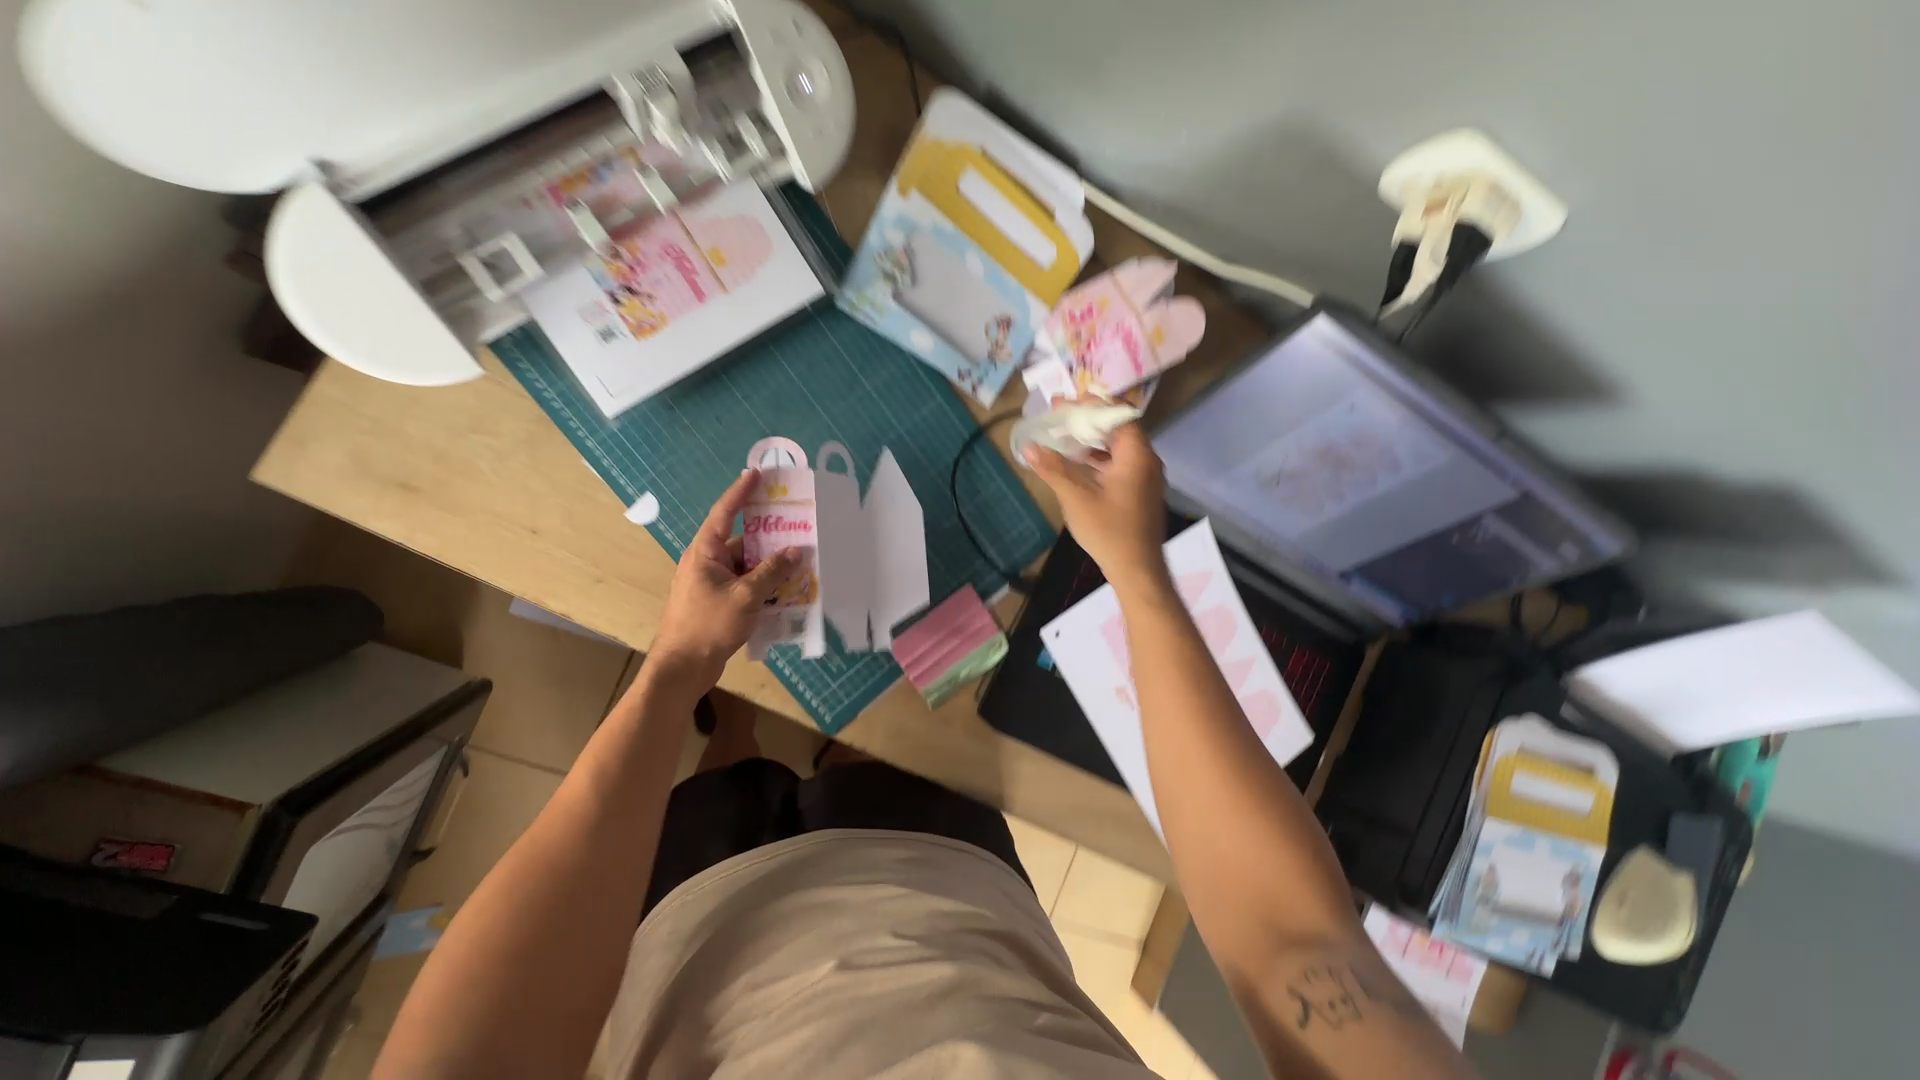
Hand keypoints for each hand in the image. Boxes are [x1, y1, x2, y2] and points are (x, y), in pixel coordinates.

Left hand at [650, 470, 797, 687]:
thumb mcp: (745, 596)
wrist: (682, 667)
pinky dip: (765, 585)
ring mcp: (712, 584)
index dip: (741, 492)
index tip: (758, 474)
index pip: (725, 512)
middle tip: (798, 522)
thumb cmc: (708, 625)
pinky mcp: (719, 603)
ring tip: (802, 559)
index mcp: (705, 551)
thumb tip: (796, 551)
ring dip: (771, 564)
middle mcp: (707, 562)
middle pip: (742, 540)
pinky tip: (788, 590)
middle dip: (770, 534)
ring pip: (747, 565)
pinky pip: (746, 585)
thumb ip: (772, 572)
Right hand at [1024, 422, 1168, 593]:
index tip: (1062, 403)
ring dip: (1092, 440)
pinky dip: (1099, 457)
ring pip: (1118, 447)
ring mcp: (1146, 476)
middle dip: (1086, 421)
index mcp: (1136, 455)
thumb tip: (1028, 446)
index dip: (1088, 405)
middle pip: (1117, 428)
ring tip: (1063, 436)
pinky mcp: (1141, 491)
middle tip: (1058, 416)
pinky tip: (1078, 462)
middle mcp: (1146, 460)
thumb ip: (1053, 468)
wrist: (1137, 570)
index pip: (1115, 414)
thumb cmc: (1108, 531)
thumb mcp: (1076, 498)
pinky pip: (1120, 463)